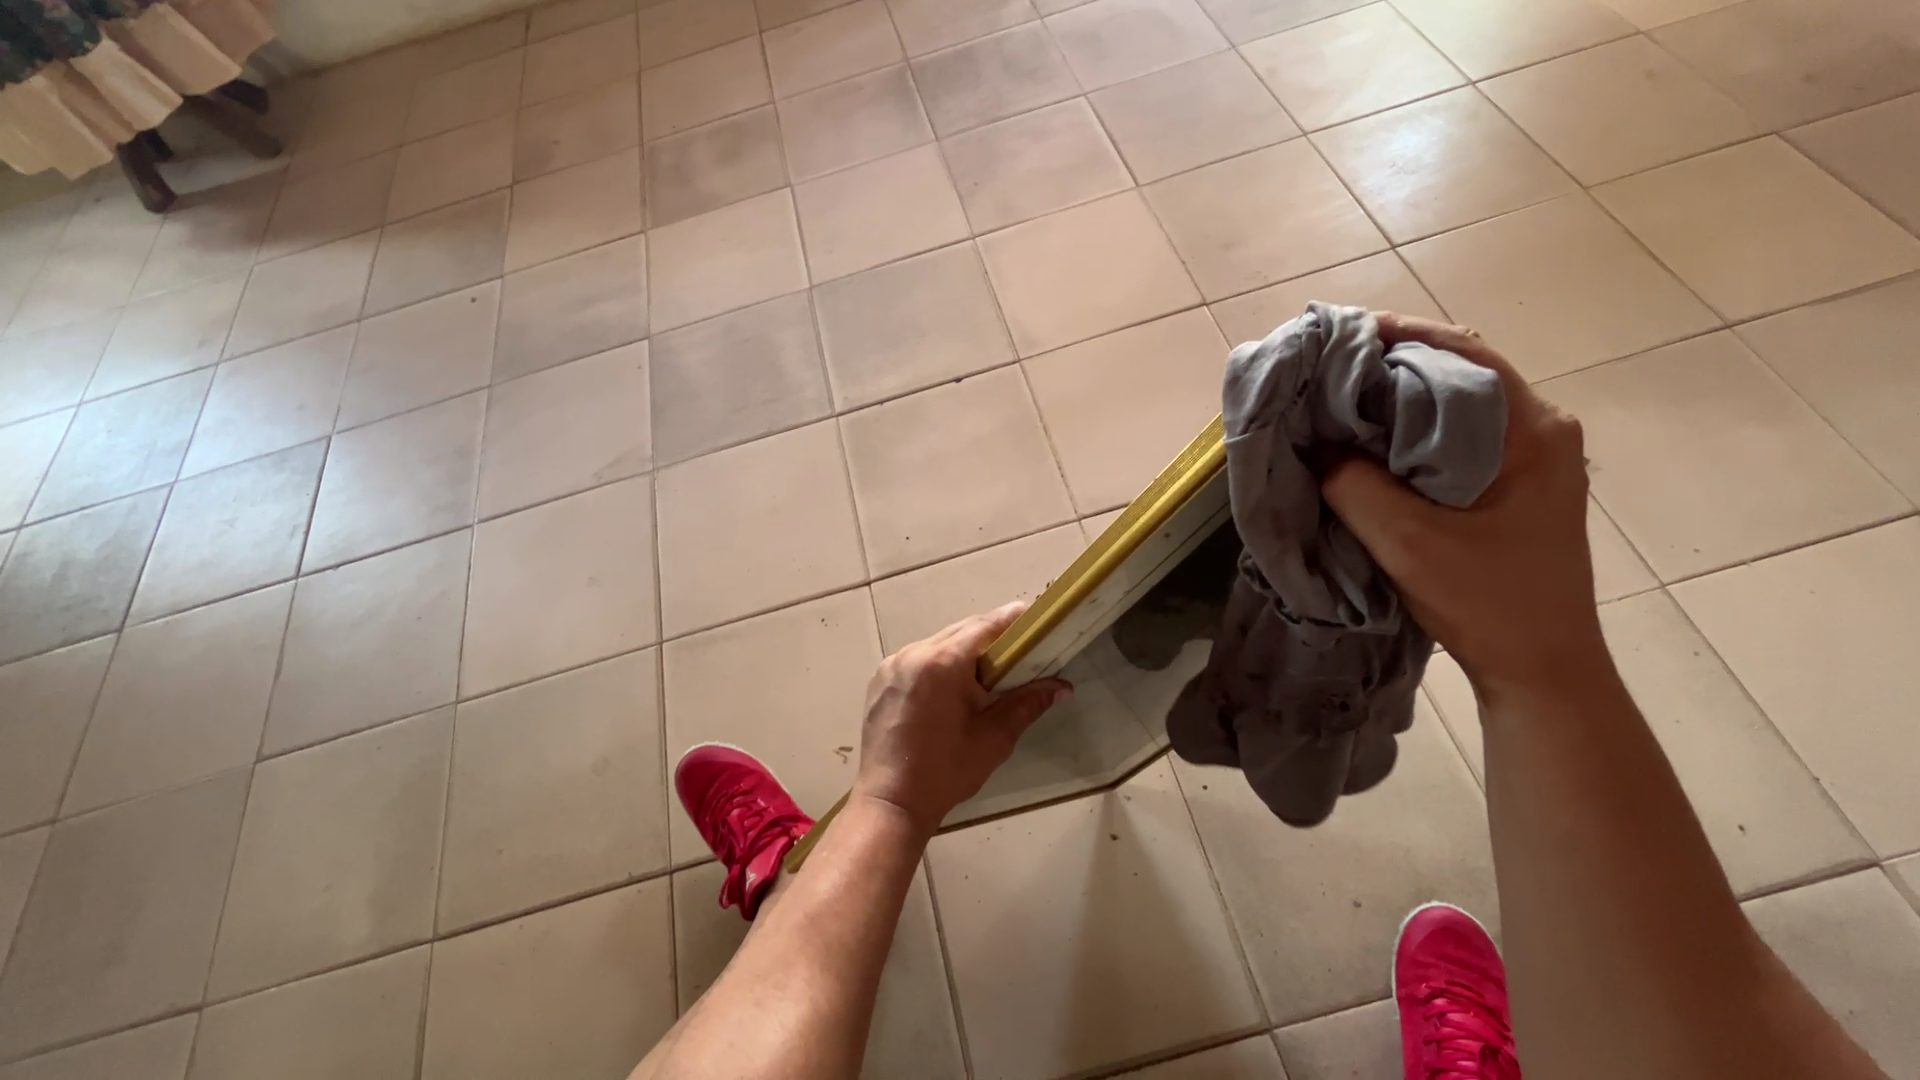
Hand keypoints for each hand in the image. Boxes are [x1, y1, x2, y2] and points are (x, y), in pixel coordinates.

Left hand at [852, 601, 1070, 837]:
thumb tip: (1062, 688)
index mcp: (942, 663)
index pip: (985, 626)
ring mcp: (893, 665)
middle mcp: (914, 653)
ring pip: (938, 643)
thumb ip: (1027, 704)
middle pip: (961, 631)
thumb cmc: (946, 771)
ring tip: (987, 672)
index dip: (1013, 619)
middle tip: (1020, 649)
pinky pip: (918, 659)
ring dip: (964, 651)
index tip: (1035, 618)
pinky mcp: (881, 679)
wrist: (891, 801)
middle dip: (991, 637)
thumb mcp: (994, 738)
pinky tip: (952, 688)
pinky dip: (939, 664)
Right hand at [1321, 313, 1609, 701]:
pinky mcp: (1517, 485)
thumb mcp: (1408, 543)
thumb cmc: (1487, 602)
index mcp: (1533, 430)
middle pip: (1460, 371)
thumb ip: (1355, 486)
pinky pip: (1458, 436)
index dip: (1398, 335)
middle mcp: (1542, 431)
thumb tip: (1315, 443)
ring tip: (1340, 402)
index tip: (1339, 336)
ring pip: (1457, 405)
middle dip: (1392, 364)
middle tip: (1329, 370)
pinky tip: (1371, 445)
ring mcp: (1534, 459)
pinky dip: (1412, 430)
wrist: (1542, 669)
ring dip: (1400, 398)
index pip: (1463, 351)